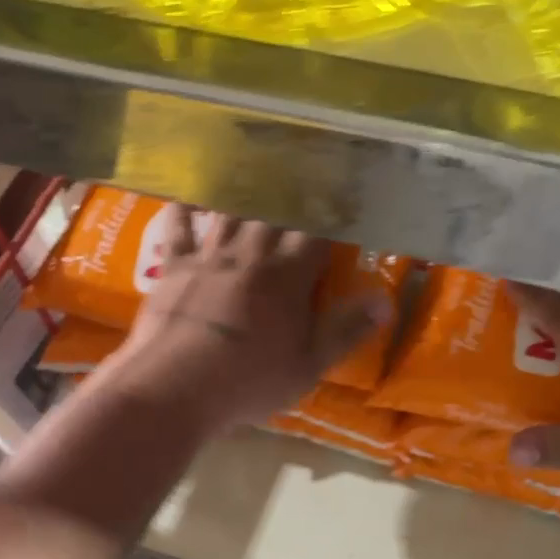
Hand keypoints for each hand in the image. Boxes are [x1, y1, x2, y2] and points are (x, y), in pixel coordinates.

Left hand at [97, 206, 384, 430]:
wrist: (176, 385)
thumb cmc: (249, 381)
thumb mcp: (309, 365)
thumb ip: (347, 329)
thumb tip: (385, 301)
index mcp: (289, 275)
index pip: (317, 232)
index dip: (331, 214)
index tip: (342, 200)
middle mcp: (252, 253)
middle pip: (275, 212)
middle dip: (290, 195)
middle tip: (299, 178)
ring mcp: (209, 256)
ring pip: (231, 211)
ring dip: (243, 193)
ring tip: (252, 172)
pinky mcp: (174, 267)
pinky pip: (179, 228)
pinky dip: (184, 210)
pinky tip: (186, 196)